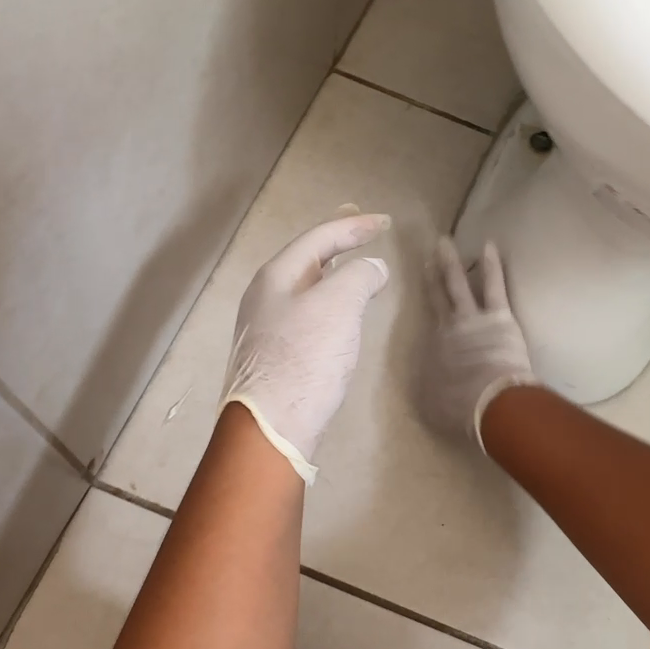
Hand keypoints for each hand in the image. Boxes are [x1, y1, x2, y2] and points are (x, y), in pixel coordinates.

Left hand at [221, 212, 392, 483]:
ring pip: (304, 287)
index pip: (318, 238)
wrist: (272, 426)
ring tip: (350, 264)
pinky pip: (304, 313)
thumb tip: (371, 268)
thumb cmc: (305, 359)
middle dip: (334, 241)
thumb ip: (359, 276)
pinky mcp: (274, 356)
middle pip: (305, 258)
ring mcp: (265, 328)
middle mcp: (265, 296)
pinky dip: (326, 300)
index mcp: (277, 276)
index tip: (385, 222)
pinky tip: (336, 313)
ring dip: (330, 271)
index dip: (353, 225)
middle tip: (358, 225)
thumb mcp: (339, 305)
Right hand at [419, 237, 536, 449]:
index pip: (428, 320)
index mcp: (436, 348)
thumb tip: (423, 380)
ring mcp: (473, 319)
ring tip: (446, 242)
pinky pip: (493, 285)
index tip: (420, 284)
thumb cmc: (460, 408)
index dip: (424, 301)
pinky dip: (490, 264)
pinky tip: (489, 245)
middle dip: (432, 274)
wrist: (488, 403)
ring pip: (458, 284)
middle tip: (427, 253)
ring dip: (451, 263)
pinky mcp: (499, 317)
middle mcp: (449, 328)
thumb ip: (428, 386)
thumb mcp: (432, 402)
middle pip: (438, 296)